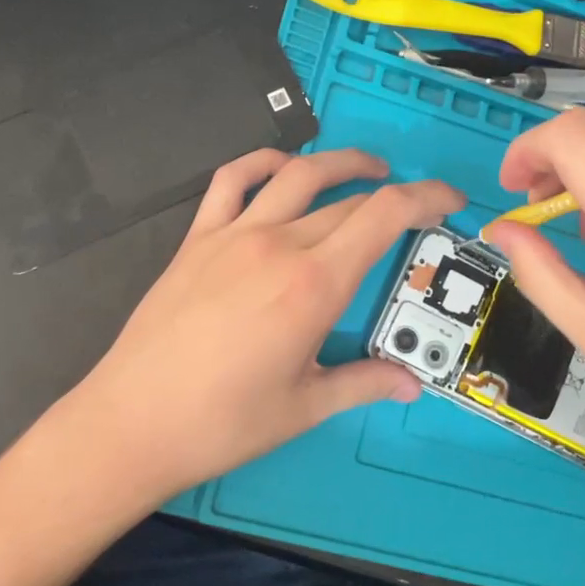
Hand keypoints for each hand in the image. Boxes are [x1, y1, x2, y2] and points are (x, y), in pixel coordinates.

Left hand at [51, 147, 464, 502]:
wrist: (134, 421)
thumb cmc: (223, 423)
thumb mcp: (305, 407)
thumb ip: (363, 383)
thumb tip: (410, 385)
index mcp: (314, 286)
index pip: (384, 216)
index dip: (426, 197)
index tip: (450, 199)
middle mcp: (278, 245)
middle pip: (350, 200)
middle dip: (394, 194)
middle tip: (417, 207)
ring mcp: (232, 235)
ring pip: (296, 175)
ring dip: (339, 163)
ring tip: (367, 169)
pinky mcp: (196, 239)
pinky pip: (231, 181)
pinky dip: (262, 162)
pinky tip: (281, 168)